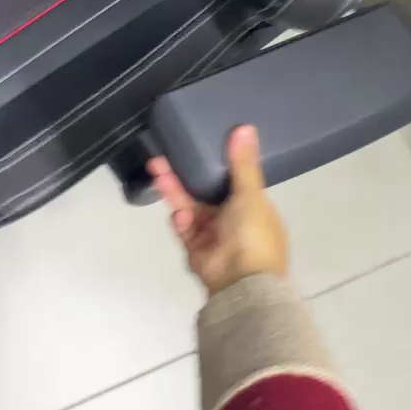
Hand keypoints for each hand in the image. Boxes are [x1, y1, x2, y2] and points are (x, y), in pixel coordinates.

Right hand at [148, 126, 288, 294]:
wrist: (241, 282)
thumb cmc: (253, 235)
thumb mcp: (250, 194)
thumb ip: (242, 163)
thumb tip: (247, 126)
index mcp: (253, 208)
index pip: (231, 181)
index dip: (212, 165)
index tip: (194, 146)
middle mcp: (232, 220)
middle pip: (202, 191)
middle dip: (182, 175)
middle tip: (161, 157)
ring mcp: (212, 235)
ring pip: (188, 205)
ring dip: (173, 190)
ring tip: (157, 171)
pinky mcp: (195, 248)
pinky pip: (183, 227)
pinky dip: (181, 221)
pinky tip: (182, 218)